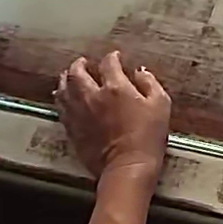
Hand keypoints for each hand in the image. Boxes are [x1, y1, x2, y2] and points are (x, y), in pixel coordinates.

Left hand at [55, 51, 170, 181]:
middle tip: (83, 62)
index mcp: (116, 88)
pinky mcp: (72, 129)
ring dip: (66, 79)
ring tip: (69, 76)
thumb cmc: (148, 136)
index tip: (115, 57)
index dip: (112, 58)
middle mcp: (92, 96)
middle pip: (77, 73)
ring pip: (64, 89)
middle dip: (80, 64)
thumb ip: (150, 83)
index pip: (108, 64)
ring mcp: (79, 113)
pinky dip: (61, 98)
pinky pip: (61, 107)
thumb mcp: (161, 105)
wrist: (128, 167)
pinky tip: (64, 97)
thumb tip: (140, 71)